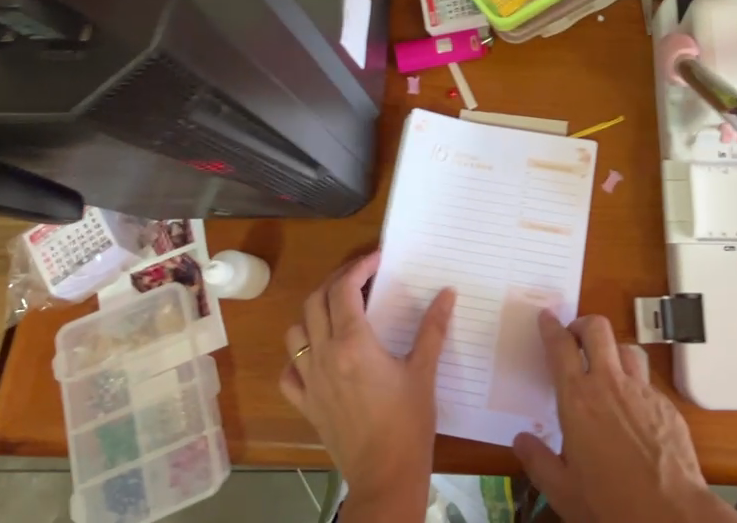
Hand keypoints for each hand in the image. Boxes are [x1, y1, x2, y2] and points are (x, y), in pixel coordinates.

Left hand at [279, 251, 455, 521]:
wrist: (386, 476)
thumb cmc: (408, 423)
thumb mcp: (424, 371)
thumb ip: (433, 328)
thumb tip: (447, 293)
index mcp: (353, 344)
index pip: (344, 290)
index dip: (358, 268)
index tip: (377, 259)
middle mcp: (324, 356)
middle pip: (315, 302)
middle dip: (336, 282)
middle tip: (360, 277)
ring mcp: (310, 382)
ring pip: (295, 332)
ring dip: (313, 313)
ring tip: (338, 310)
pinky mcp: (306, 405)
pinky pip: (289, 372)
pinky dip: (298, 356)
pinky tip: (317, 355)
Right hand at [512, 313, 736, 522]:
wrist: (670, 515)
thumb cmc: (609, 504)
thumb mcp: (562, 491)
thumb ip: (538, 461)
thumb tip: (521, 440)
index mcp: (578, 400)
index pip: (561, 347)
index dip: (551, 327)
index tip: (546, 317)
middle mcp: (610, 384)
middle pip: (597, 329)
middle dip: (583, 325)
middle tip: (574, 338)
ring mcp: (642, 391)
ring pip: (626, 349)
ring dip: (611, 351)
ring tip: (604, 369)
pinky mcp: (666, 405)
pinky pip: (646, 381)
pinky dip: (634, 385)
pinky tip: (632, 411)